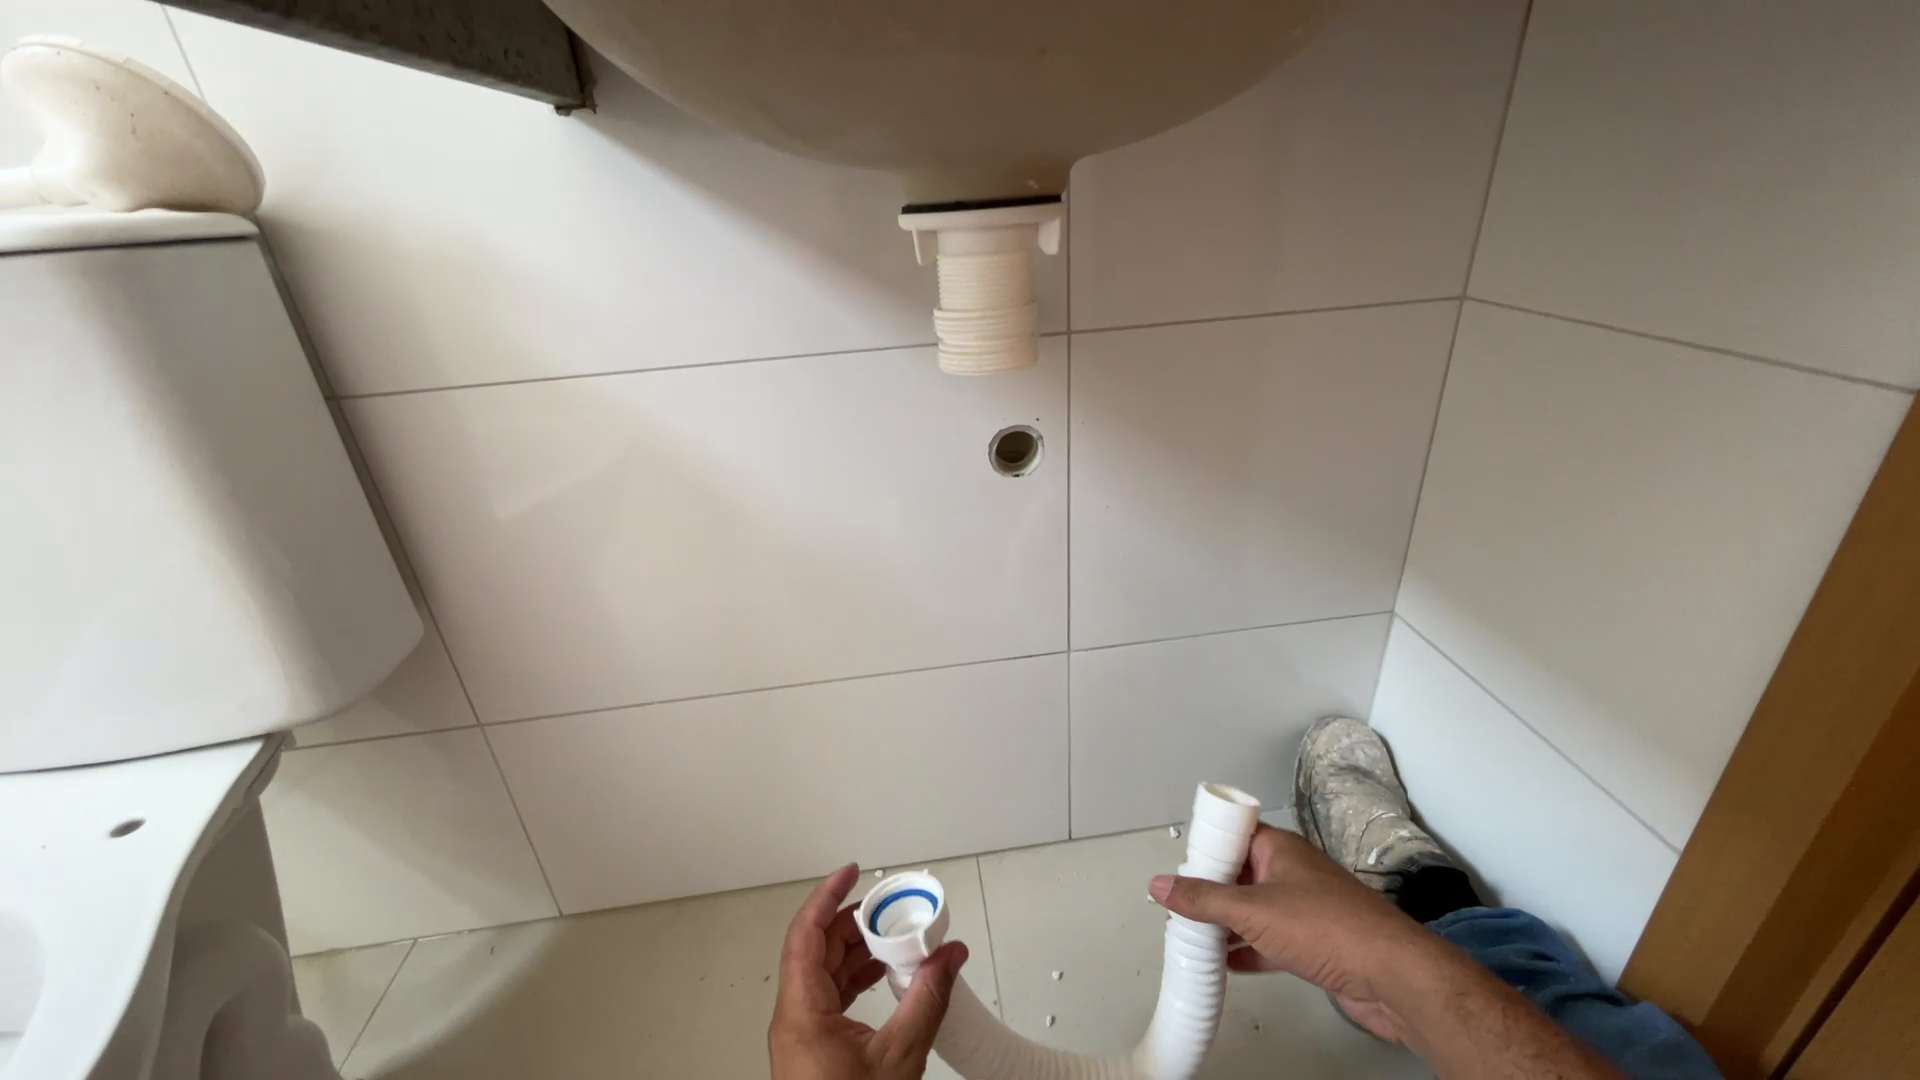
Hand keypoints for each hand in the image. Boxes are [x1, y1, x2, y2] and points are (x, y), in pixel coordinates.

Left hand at [769, 863, 969, 1079]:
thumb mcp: (898, 1058)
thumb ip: (927, 999)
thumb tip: (950, 956)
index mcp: (802, 1011)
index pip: (806, 933)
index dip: (828, 894)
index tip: (851, 871)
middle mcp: (795, 1016)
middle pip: (817, 946)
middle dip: (855, 921)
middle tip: (889, 906)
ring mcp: (803, 1032)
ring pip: (825, 970)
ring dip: (859, 949)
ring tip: (896, 938)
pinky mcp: (814, 1047)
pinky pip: (831, 993)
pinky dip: (858, 976)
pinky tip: (886, 975)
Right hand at [1149, 825, 1435, 1041]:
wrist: (1395, 978)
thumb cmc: (1324, 928)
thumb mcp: (1253, 911)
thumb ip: (1203, 900)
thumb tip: (1158, 885)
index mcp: (1279, 848)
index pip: (1232, 834)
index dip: (1203, 847)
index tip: (1176, 867)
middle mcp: (1291, 871)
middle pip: (1239, 873)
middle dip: (1208, 890)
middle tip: (1175, 907)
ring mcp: (1305, 908)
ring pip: (1253, 909)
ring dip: (1225, 923)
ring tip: (1190, 936)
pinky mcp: (1315, 944)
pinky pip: (1270, 939)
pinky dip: (1247, 949)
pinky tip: (1224, 965)